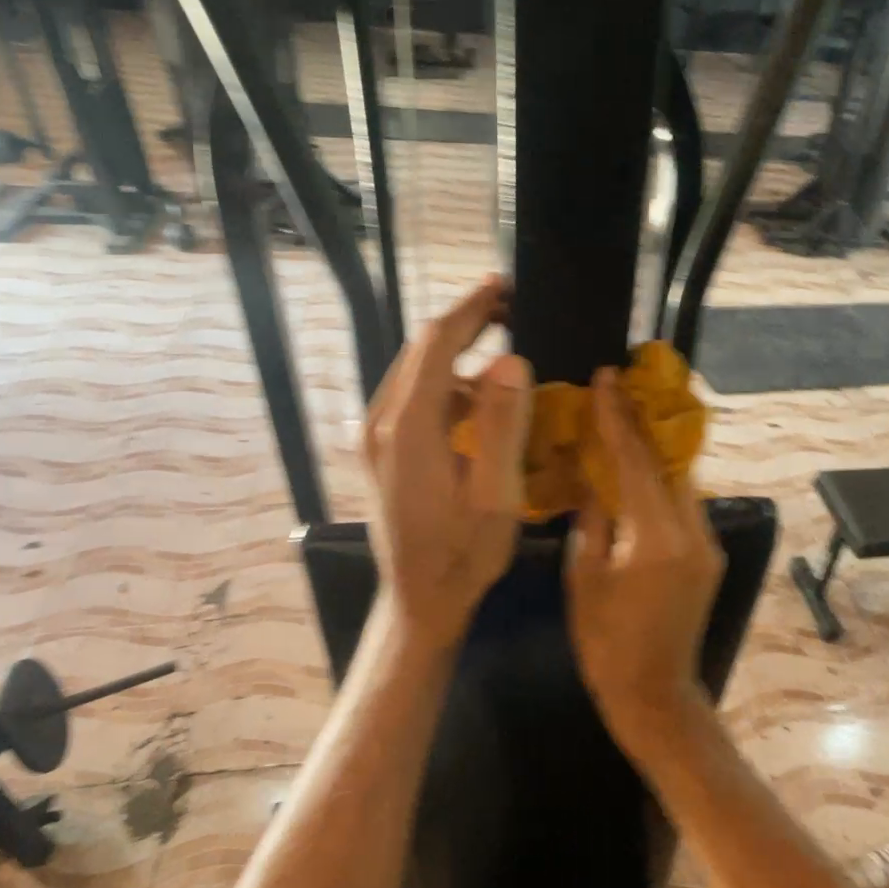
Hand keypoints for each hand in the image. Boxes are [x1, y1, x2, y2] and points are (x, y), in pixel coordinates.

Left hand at [365, 276, 532, 643]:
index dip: (471, 309)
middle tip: (513, 308)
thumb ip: (502, 427)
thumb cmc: (464, 557)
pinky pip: (413, 401)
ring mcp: (375, 438)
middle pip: (421, 352)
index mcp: (408, 430)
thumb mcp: (495, 498)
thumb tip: (510, 361)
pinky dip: (448, 388)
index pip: (436, 345)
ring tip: (506, 356)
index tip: (506, 285)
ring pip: (417, 374)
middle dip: (466, 323)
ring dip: (458, 357)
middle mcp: (381, 424)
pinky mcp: (379, 452)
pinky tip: (480, 404)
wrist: (419, 601)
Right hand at [567, 368, 724, 754]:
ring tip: (627, 422)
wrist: (654, 694)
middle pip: (669, 463)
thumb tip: (591, 475)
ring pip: (682, 482)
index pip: (636, 463)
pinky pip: (685, 506)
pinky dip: (662, 484)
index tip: (608, 378)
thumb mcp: (585, 577)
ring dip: (655, 453)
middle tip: (620, 389)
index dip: (619, 418)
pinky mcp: (709, 556)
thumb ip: (592, 519)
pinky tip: (640, 474)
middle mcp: (693, 533)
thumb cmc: (605, 643)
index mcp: (656, 538)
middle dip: (644, 425)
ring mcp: (707, 545)